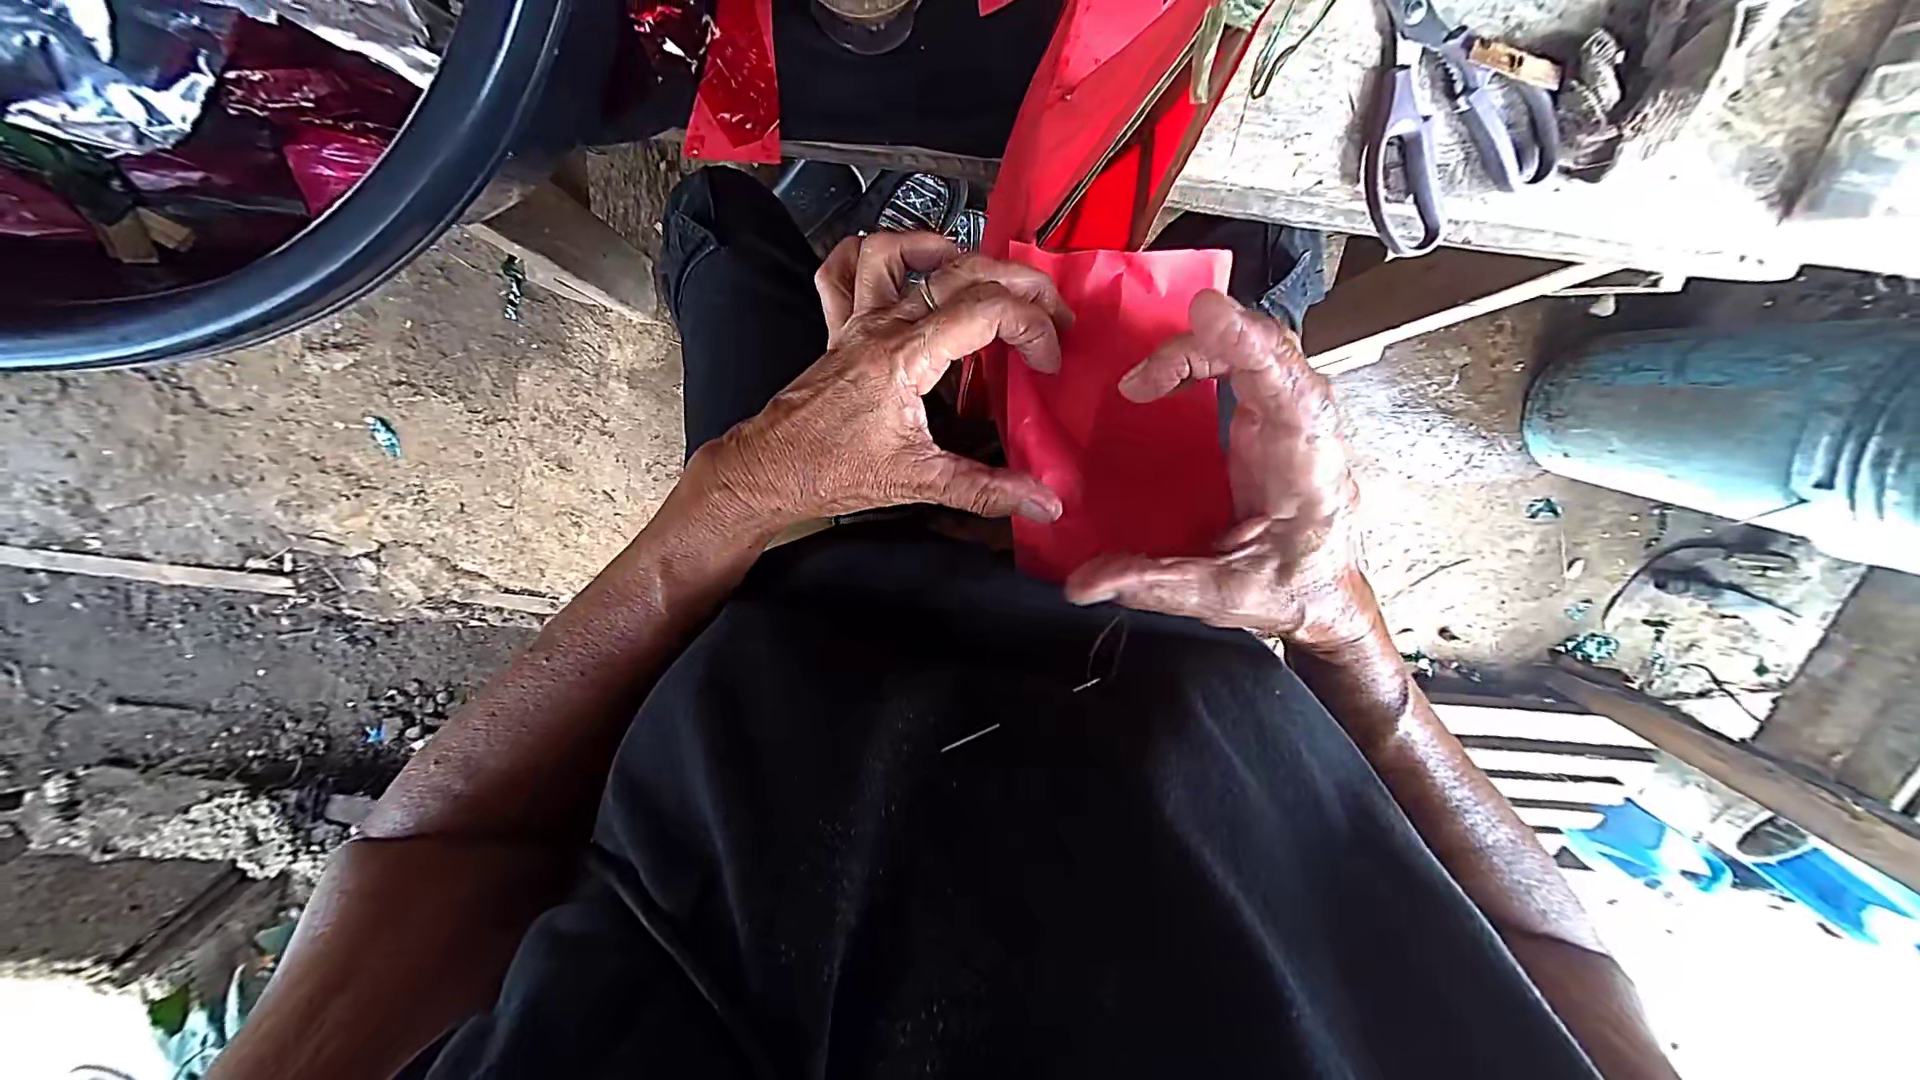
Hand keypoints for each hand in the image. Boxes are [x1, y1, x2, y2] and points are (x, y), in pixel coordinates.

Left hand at [692, 231, 1071, 532]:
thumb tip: (1042, 500)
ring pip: (893, 252)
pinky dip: (872, 255)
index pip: (985, 311)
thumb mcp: (918, 482)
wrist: (767, 472)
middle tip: (1049, 306)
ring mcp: (855, 323)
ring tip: (982, 271)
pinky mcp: (838, 332)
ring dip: (944, 250)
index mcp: (905, 357)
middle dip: (1017, 281)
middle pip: (958, 271)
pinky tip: (901, 264)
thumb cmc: (829, 472)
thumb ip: (986, 490)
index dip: (1031, 325)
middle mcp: (880, 327)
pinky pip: (843, 271)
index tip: (1049, 357)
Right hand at [1062, 290, 1372, 650]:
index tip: (1203, 314)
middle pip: (1266, 350)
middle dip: (1199, 347)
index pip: (1288, 384)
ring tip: (1142, 383)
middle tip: (1138, 381)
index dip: (1247, 342)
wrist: (1325, 595)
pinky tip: (1164, 382)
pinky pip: (1242, 365)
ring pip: (1254, 350)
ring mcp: (1286, 420)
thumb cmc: (1294, 592)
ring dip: (1198, 350)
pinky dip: (1201, 359)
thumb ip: (1156, 585)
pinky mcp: (1267, 423)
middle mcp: (1303, 429)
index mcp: (1305, 465)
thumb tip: (1086, 582)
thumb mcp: (1225, 597)